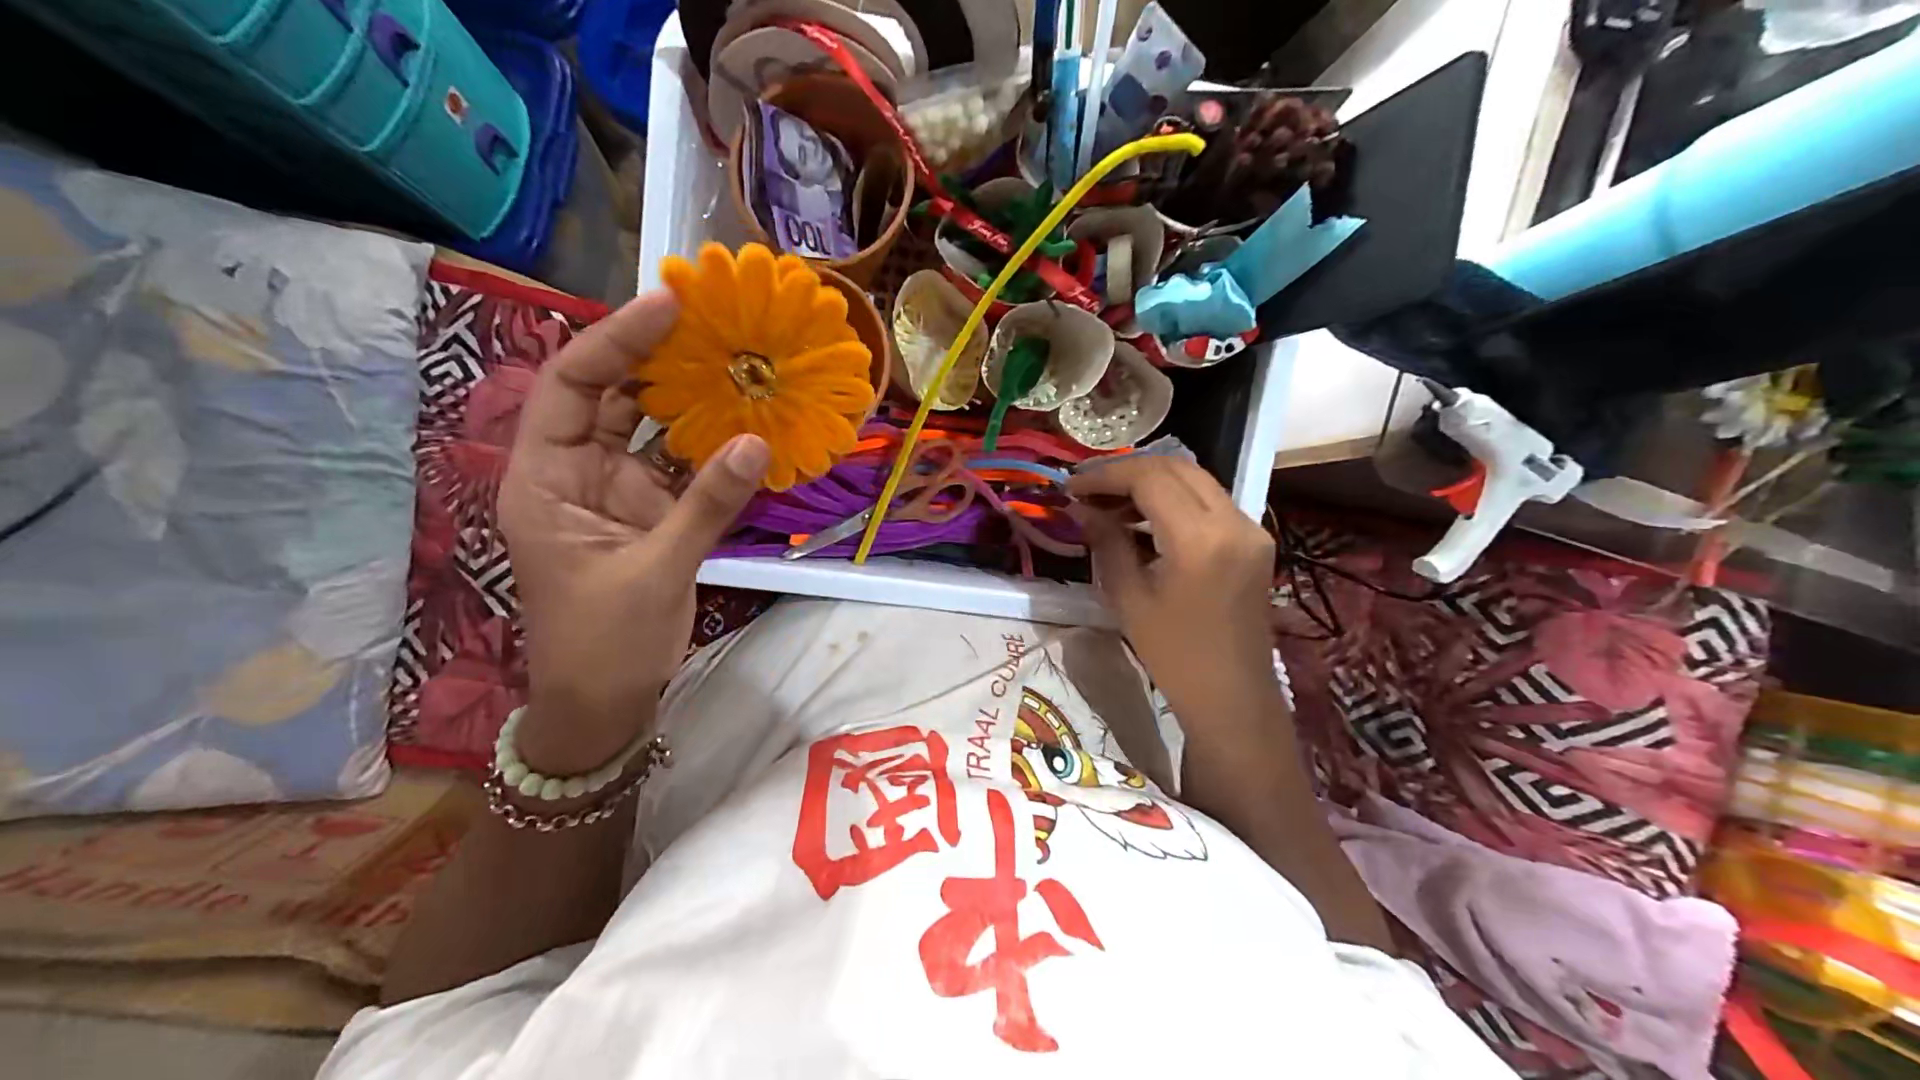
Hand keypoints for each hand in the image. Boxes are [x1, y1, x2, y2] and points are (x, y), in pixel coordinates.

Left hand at [498, 291, 768, 772]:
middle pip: (612, 396)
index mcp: (545, 480)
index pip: (573, 386)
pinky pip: (681, 467)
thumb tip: (758, 443)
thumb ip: (707, 504)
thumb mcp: (655, 571)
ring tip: (738, 361)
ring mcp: (617, 493)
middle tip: (713, 323)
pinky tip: (747, 423)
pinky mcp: (650, 515)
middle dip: (658, 359)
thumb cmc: (604, 643)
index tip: (668, 305)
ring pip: (650, 429)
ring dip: (690, 400)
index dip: (616, 340)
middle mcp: (576, 474)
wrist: (605, 704)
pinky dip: (712, 447)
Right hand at [1068, 457, 1278, 719]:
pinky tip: (1141, 517)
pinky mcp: (1253, 539)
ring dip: (1150, 481)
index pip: (1151, 478)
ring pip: (1194, 478)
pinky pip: (1209, 500)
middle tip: (1088, 488)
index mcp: (1200, 539)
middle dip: (1127, 471)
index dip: (1106, 475)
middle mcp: (1234, 521)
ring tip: (1108, 502)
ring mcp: (1250, 528)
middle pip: (1176, 467)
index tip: (1072, 486)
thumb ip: (1106, 541)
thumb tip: (1081, 507)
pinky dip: (1173, 498)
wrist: (1232, 695)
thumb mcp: (1128, 597)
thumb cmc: (1174, 656)